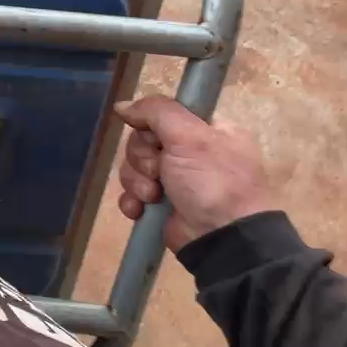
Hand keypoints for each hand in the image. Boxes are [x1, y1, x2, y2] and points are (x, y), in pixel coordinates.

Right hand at [114, 95, 271, 251]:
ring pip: (134, 166)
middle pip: (143, 141)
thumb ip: (156, 111)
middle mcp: (192, 153)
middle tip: (158, 172)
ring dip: (137, 182)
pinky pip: (132, 191)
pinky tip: (140, 209)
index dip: (151, 125)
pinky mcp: (163, 202)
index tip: (156, 139)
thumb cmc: (212, 183)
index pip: (164, 114)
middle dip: (142, 159)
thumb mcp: (190, 137)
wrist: (223, 240)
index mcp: (208, 132)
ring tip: (153, 197)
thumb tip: (122, 106)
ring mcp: (177, 179)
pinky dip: (132, 200)